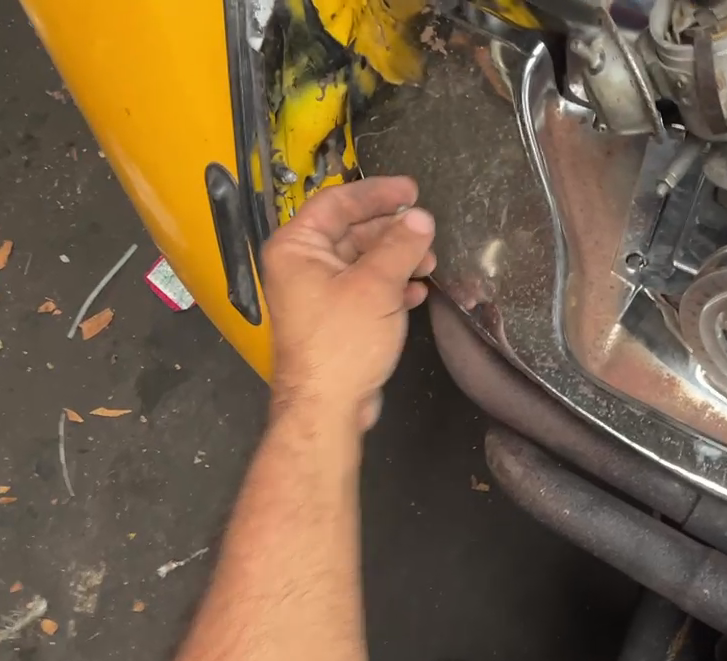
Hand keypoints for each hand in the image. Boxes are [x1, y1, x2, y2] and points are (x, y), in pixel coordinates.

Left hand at [260, 176, 436, 427]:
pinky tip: (416, 292)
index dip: (377, 194)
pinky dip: (391, 288)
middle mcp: (303, 267)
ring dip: (397, 261)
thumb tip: (421, 219)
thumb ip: (400, 247)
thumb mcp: (376, 286)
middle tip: (427, 232)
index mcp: (297, 247)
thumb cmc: (342, 343)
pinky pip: (365, 292)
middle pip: (352, 233)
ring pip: (363, 264)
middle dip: (393, 233)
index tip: (411, 190)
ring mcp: (319, 296)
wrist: (328, 405)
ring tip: (429, 262)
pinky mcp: (336, 321)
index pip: (338, 202)